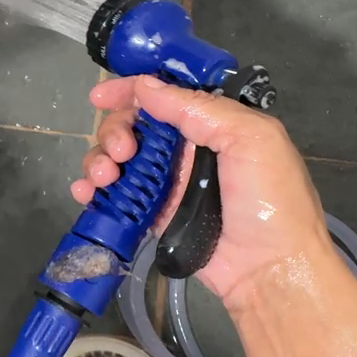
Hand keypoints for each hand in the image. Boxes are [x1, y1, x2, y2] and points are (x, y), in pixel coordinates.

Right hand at [70, 76, 338, 312]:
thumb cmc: (270, 201)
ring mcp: (165, 183)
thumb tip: (144, 86)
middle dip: (114, 132)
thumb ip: (198, 109)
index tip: (99, 96)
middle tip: (121, 153)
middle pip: (131, 127)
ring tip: (105, 178)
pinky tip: (86, 193)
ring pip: (115, 158)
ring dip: (99, 160)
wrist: (269, 270)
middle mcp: (185, 151)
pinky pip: (111, 193)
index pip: (164, 98)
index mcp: (211, 126)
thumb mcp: (251, 139)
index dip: (130, 91)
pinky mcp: (150, 213)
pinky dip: (89, 189)